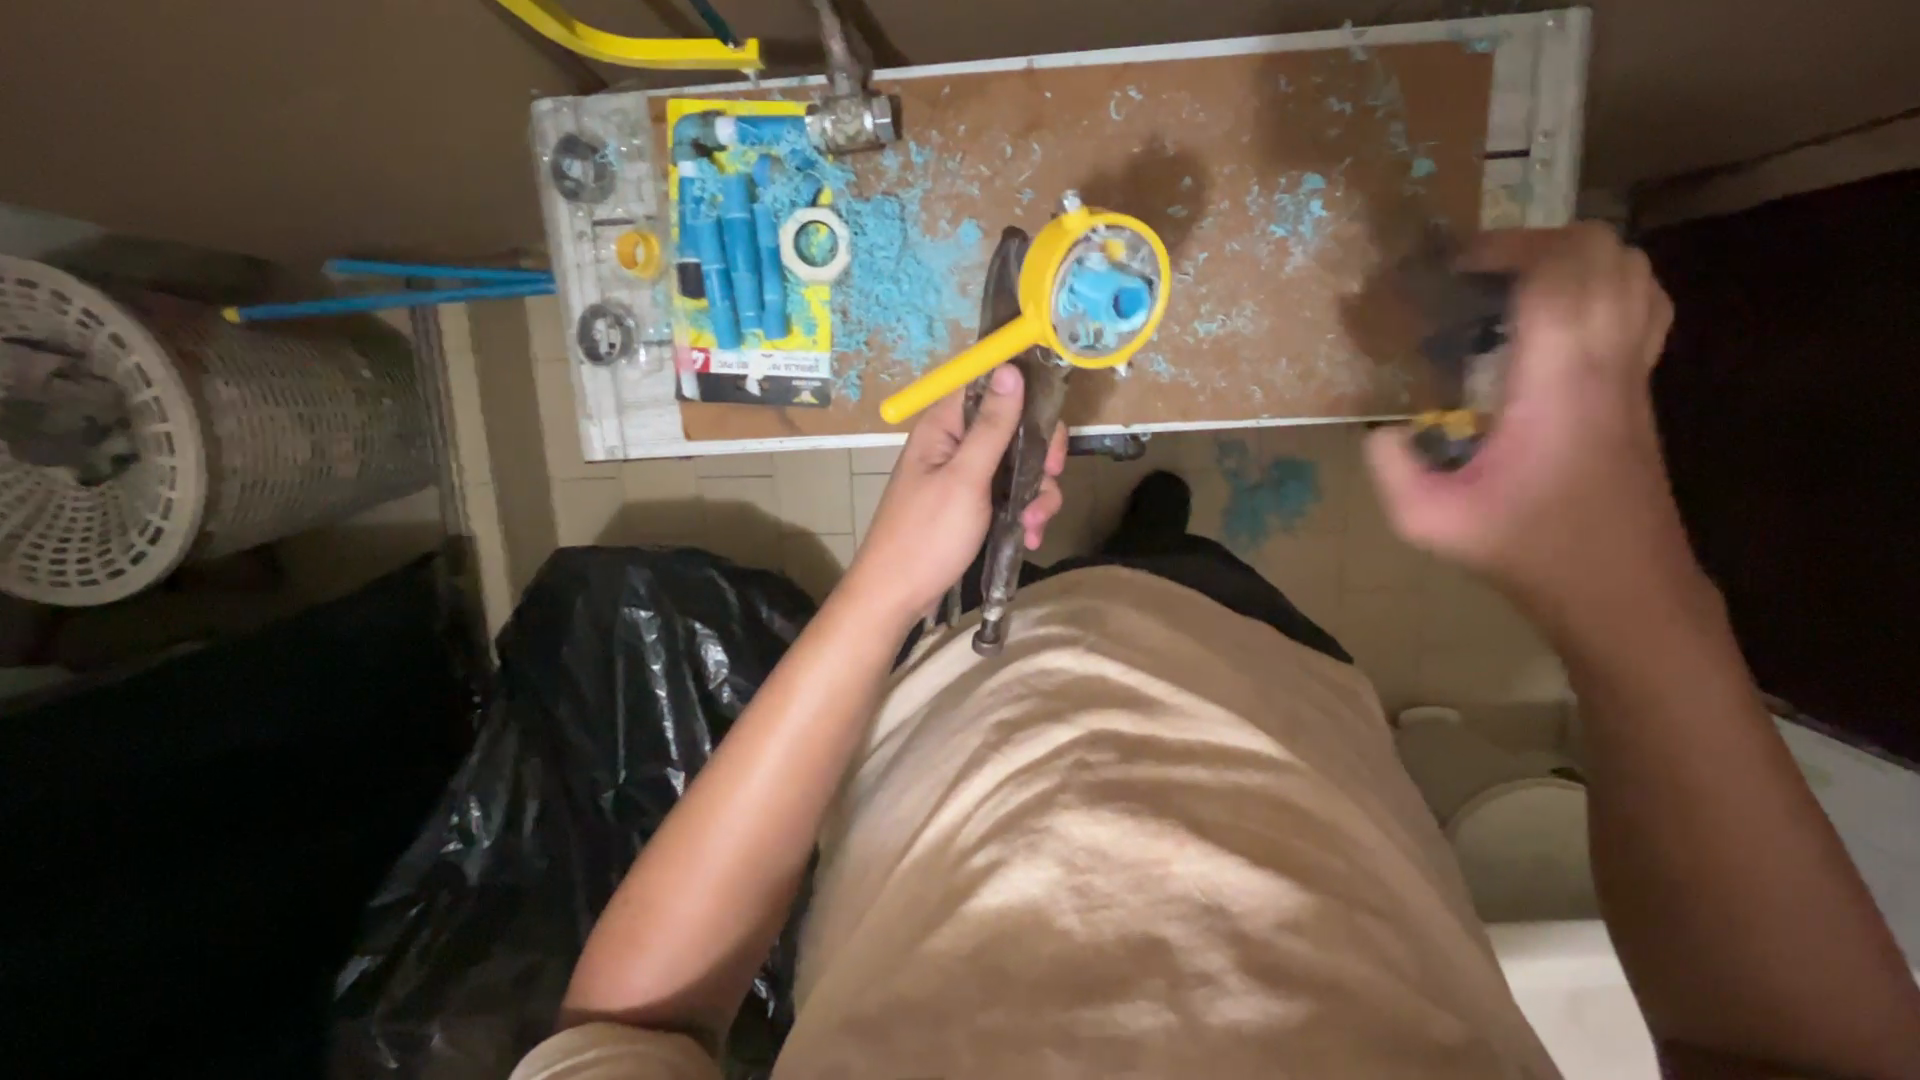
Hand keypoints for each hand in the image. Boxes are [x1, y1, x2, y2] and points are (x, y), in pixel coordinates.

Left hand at [840, 364, 1067, 630]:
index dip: (1026, 401)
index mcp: (944, 426)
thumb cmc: (927, 535)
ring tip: (1033, 525)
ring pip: (1019, 466)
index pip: (991, 388)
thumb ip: (991, 426)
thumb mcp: (965, 478)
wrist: (897, 596)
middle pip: (1014, 428)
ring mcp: (964, 476)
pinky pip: (1010, 495)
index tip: (1048, 432)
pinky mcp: (972, 504)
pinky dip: (1025, 513)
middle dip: (1039, 458)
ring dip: (1037, 494)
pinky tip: (1028, 536)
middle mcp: (955, 444)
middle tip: (1050, 481)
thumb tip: (1009, 368)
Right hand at [1365, 224, 1694, 627]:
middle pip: (1601, 250)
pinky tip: (1555, 321)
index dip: (1504, 247)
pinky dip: (1601, 287)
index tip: (1450, 268)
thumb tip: (1377, 427)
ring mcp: (1635, 369)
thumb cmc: (1526, 548)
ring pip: (1631, 268)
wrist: (1619, 586)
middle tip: (1476, 274)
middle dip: (1534, 241)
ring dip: (1571, 259)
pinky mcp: (1642, 386)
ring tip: (1512, 289)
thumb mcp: (1429, 521)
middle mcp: (1607, 359)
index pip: (1556, 271)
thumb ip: (1389, 468)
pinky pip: (1641, 302)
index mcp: (1558, 380)